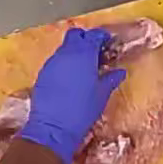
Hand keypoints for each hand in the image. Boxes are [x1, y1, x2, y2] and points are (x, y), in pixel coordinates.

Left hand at [18, 27, 124, 163]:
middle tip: (95, 52)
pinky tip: (70, 78)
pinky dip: (64, 63)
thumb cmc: (82, 109)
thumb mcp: (101, 94)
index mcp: (83, 54)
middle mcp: (65, 53)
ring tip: (83, 67)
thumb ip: (111, 79)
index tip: (108, 43)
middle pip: (75, 35)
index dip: (101, 37)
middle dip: (85, 39)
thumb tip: (120, 71)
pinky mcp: (42, 73)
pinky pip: (55, 61)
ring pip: (64, 48)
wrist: (53, 128)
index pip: (93, 35)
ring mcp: (51, 62)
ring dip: (74, 52)